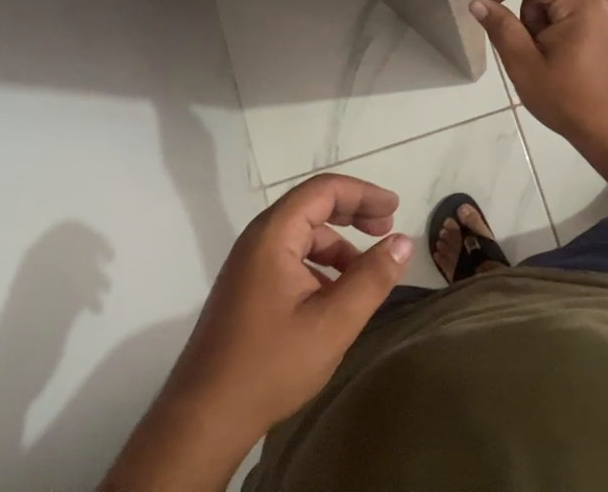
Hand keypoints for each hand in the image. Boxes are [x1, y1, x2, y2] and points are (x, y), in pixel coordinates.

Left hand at [106, 175, 412, 487]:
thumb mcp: (334, 322)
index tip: (395, 210)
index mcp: (273, 236)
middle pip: (311, 207)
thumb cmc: (271, 364)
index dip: (363, 193)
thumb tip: (402, 241)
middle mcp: (256, 241)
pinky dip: (319, 266)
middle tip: (387, 229)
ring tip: (366, 275)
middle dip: (353, 214)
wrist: (204, 416)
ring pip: (301, 237)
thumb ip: (372, 278)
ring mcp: (247, 266)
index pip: (323, 190)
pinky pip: (289, 260)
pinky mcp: (245, 291)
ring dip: (337, 246)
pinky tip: (335, 299)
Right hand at [472, 0, 607, 144]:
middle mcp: (594, 1)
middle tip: (523, 51)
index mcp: (579, 3)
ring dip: (537, 28)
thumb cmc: (569, 99)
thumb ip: (501, 28)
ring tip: (542, 64)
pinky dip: (551, 35)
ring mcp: (601, 17)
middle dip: (524, 16)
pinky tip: (554, 64)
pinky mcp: (602, 32)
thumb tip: (478, 2)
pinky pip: (567, 19)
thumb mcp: (525, 64)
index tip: (479, 4)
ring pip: (553, 7)